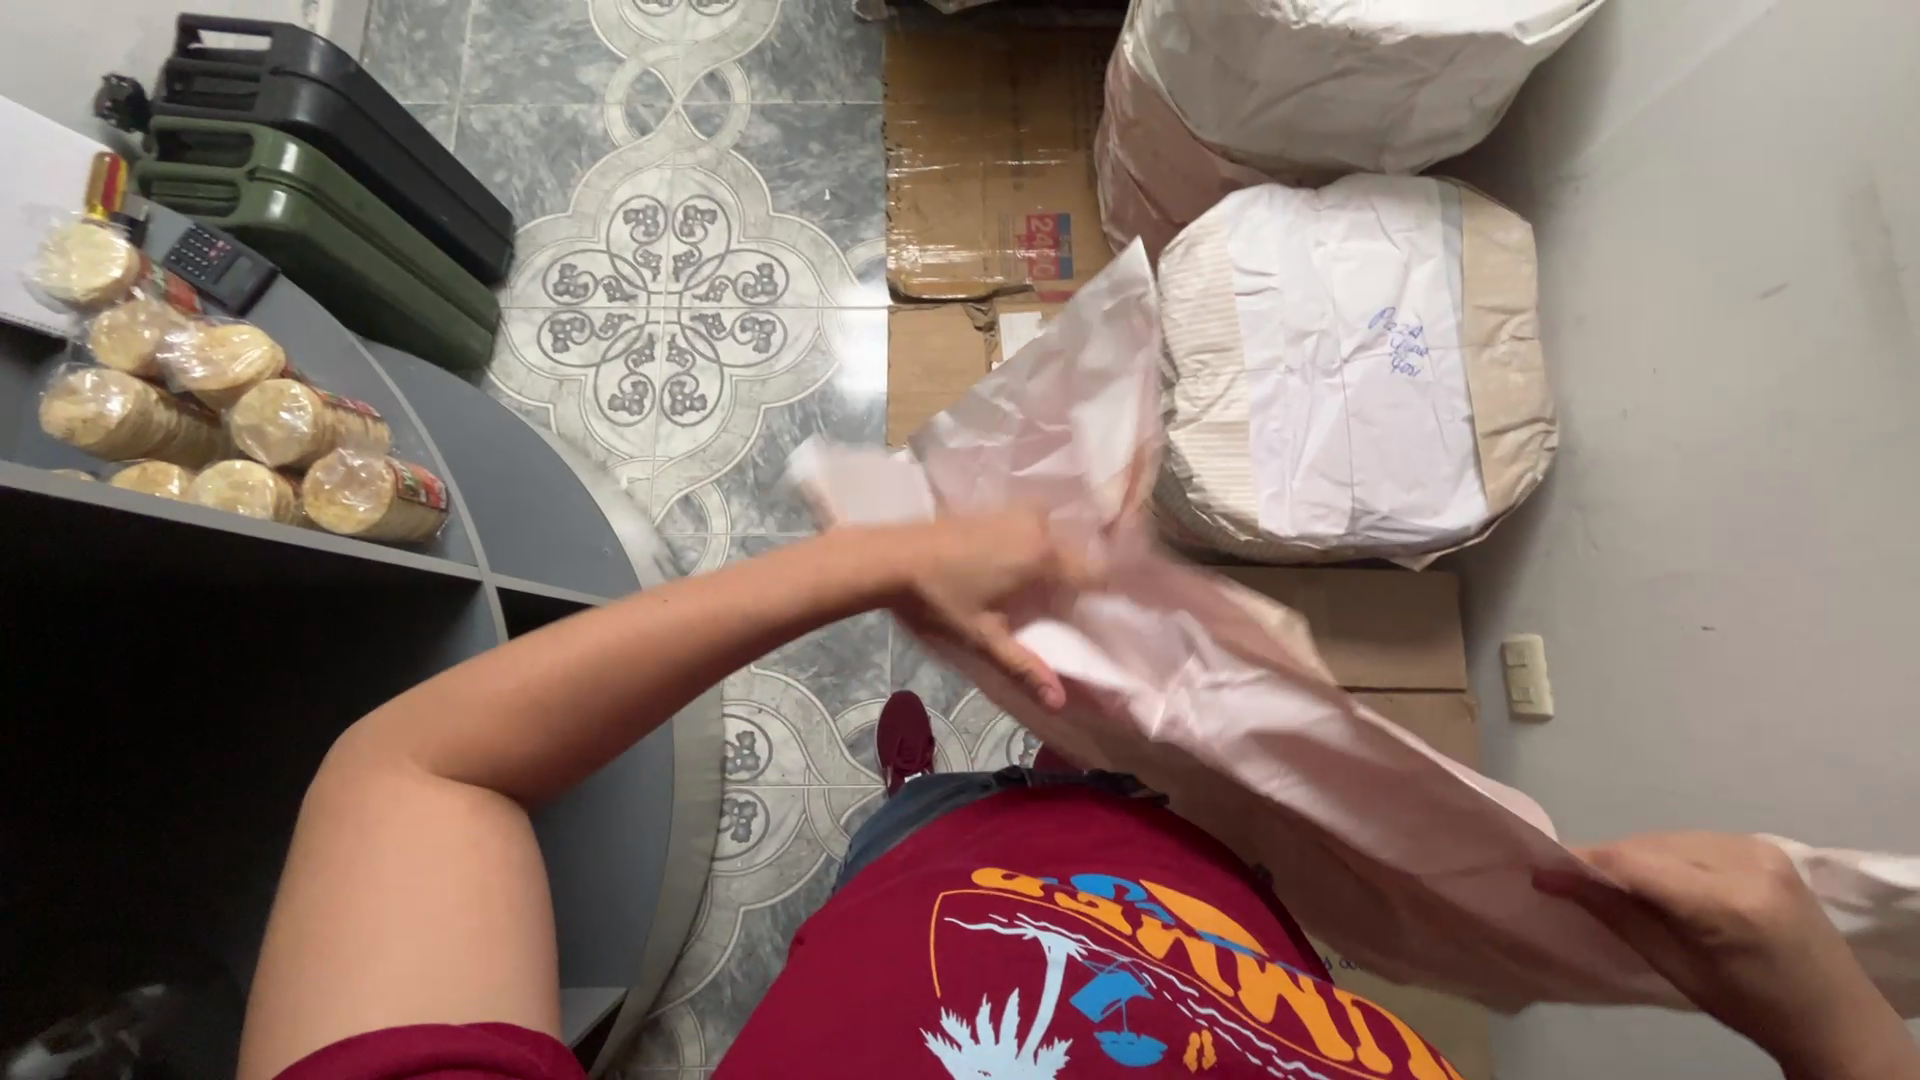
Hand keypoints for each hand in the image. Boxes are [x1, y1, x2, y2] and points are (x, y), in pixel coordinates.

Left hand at [884, 510, 1096, 709]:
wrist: (889, 557)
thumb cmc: (939, 599)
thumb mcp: (983, 637)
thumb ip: (1024, 666)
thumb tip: (1059, 702)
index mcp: (1042, 558)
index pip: (1094, 574)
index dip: (1108, 593)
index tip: (1111, 611)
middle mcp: (1037, 528)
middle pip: (1076, 554)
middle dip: (1079, 580)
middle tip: (1073, 609)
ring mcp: (1014, 513)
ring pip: (1054, 537)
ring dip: (1057, 560)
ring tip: (1047, 592)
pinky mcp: (994, 510)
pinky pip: (1032, 527)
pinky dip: (1036, 545)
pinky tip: (1019, 567)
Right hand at [1537, 832, 1919, 1077]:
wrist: (1838, 1020)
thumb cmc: (1751, 1004)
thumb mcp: (1673, 966)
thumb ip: (1610, 911)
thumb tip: (1545, 875)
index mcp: (1730, 903)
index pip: (1631, 863)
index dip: (1580, 862)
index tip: (1540, 868)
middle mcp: (1747, 863)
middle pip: (1644, 847)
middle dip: (1607, 863)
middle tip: (1577, 883)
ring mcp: (1760, 850)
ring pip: (1661, 839)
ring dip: (1634, 858)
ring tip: (1623, 887)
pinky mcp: (1764, 846)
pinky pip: (1688, 840)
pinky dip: (1663, 855)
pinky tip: (1665, 880)